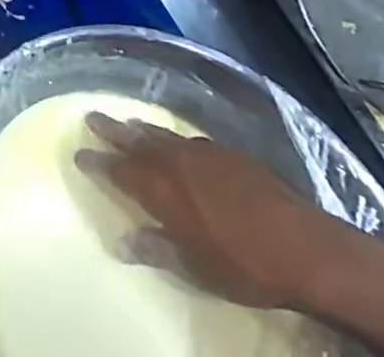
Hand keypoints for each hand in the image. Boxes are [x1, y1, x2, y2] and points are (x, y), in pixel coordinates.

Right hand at [78, 113, 383, 356]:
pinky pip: (188, 137)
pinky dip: (171, 136)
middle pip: (138, 140)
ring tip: (125, 121)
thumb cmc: (244, 265)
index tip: (80, 152)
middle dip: (112, 130)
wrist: (303, 245)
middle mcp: (180, 162)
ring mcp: (206, 152)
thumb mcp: (195, 266)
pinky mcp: (229, 152)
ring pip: (163, 134)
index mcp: (165, 190)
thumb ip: (158, 248)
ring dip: (140, 128)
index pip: (121, 170)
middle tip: (91, 116)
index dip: (99, 161)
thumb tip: (125, 241)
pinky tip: (174, 140)